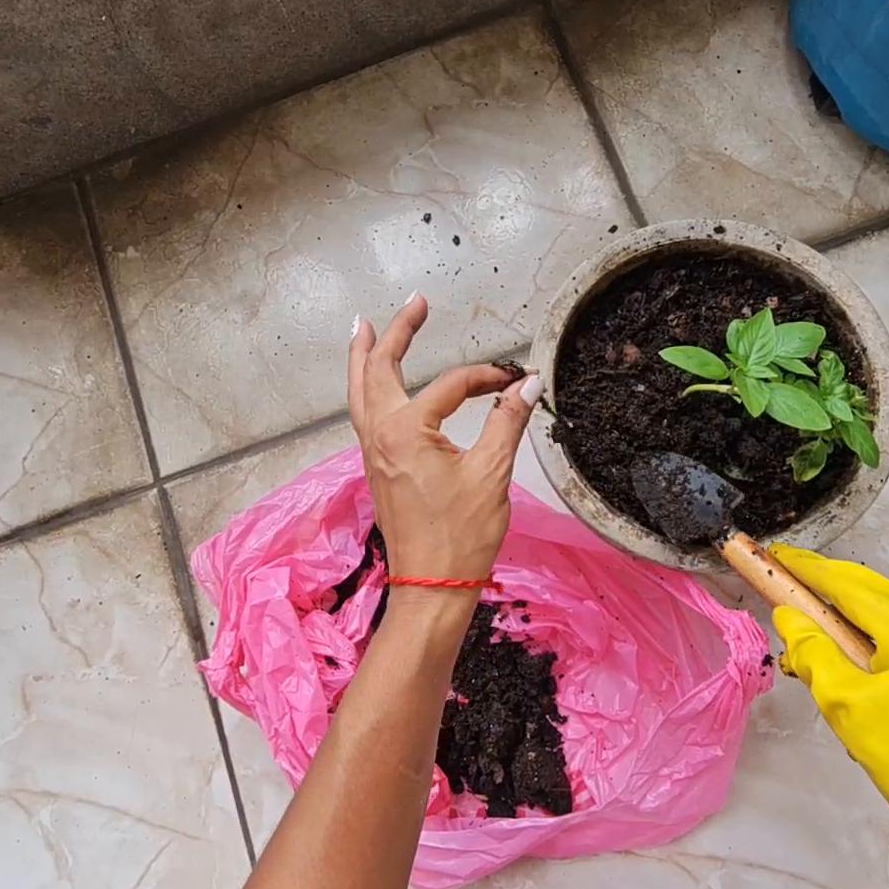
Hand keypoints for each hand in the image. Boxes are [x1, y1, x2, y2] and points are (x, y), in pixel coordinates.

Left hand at [346, 294, 541, 588]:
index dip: (488, 378)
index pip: (453, 385)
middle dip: (397, 332)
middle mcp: (380, 434)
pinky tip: (374, 384)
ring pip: (360, 391)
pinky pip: (363, 414)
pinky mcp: (376, 467)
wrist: (432, 585)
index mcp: (407, 431)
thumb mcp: (492, 474)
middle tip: (416, 304)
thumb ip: (506, 422)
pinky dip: (365, 388)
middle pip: (379, 369)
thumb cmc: (462, 535)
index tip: (515, 382)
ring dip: (364, 356)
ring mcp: (373, 452)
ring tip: (365, 327)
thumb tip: (527, 383)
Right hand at [768, 545, 888, 888]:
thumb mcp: (852, 711)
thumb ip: (815, 655)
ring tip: (828, 658)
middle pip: (880, 602)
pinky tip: (875, 693)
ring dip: (861, 636)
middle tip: (793, 589)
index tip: (776, 555)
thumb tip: (792, 619)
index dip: (808, 569)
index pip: (851, 588)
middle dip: (833, 593)